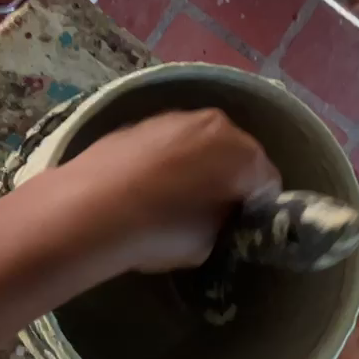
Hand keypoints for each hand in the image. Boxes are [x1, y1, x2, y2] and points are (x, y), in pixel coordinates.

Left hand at [50, 108, 280, 272]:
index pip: (268, 182)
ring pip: (197, 144)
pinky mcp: (138, 122)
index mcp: (244, 154)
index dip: (256, 208)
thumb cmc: (161, 229)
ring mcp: (173, 118)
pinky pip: (165, 144)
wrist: (90, 207)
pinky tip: (142, 187)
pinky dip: (162, 161)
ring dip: (193, 166)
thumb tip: (219, 213)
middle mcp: (214, 124)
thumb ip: (225, 221)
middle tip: (206, 213)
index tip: (239, 227)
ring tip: (169, 199)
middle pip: (234, 154)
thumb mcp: (209, 241)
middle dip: (226, 179)